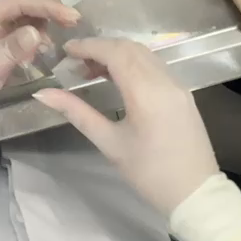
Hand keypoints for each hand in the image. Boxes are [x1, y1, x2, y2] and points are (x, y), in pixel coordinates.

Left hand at [0, 0, 80, 116]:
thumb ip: (11, 48)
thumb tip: (38, 33)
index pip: (18, 1)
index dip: (45, 4)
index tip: (70, 15)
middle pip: (24, 6)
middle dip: (48, 9)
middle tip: (73, 21)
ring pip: (25, 22)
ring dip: (44, 25)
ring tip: (59, 39)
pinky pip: (22, 41)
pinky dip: (36, 42)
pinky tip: (44, 53)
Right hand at [34, 37, 218, 215]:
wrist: (196, 195)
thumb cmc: (149, 172)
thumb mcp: (109, 143)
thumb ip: (76, 112)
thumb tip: (43, 93)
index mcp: (146, 92)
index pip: (115, 53)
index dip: (88, 46)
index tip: (66, 50)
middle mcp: (165, 80)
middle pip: (129, 47)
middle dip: (100, 47)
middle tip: (76, 61)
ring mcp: (178, 85)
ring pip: (143, 53)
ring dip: (117, 53)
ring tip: (92, 70)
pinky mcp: (183, 92)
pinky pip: (155, 65)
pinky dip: (132, 62)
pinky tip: (117, 79)